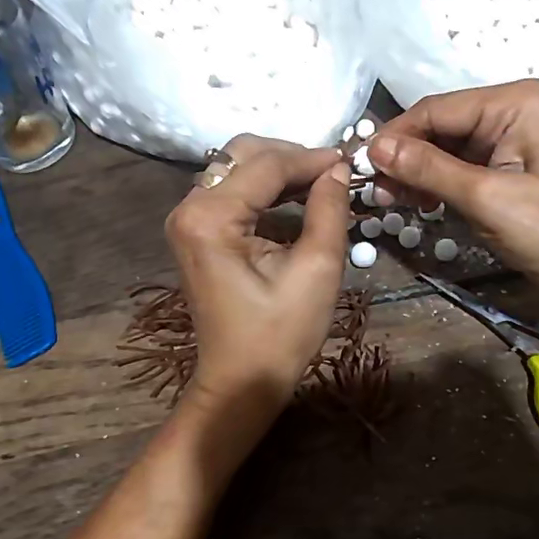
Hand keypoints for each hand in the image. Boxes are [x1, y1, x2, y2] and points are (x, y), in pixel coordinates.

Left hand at [164, 135, 350, 423]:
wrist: (241, 382)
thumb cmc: (280, 335)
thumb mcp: (316, 270)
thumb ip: (328, 210)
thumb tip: (339, 169)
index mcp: (211, 218)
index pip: (266, 166)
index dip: (312, 159)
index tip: (351, 160)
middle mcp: (189, 209)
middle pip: (243, 156)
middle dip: (291, 157)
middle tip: (333, 173)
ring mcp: (187, 220)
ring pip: (236, 170)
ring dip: (278, 171)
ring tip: (321, 185)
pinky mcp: (195, 233)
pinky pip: (230, 193)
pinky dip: (264, 191)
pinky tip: (296, 201)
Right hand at [368, 80, 538, 304]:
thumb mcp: (486, 198)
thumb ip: (428, 169)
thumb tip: (374, 147)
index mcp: (514, 102)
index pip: (435, 109)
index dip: (394, 137)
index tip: (359, 167)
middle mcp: (510, 111)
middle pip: (437, 127)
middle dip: (403, 158)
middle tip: (373, 191)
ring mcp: (507, 140)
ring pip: (442, 149)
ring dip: (414, 174)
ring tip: (390, 201)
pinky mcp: (504, 169)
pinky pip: (456, 168)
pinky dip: (433, 185)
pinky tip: (416, 203)